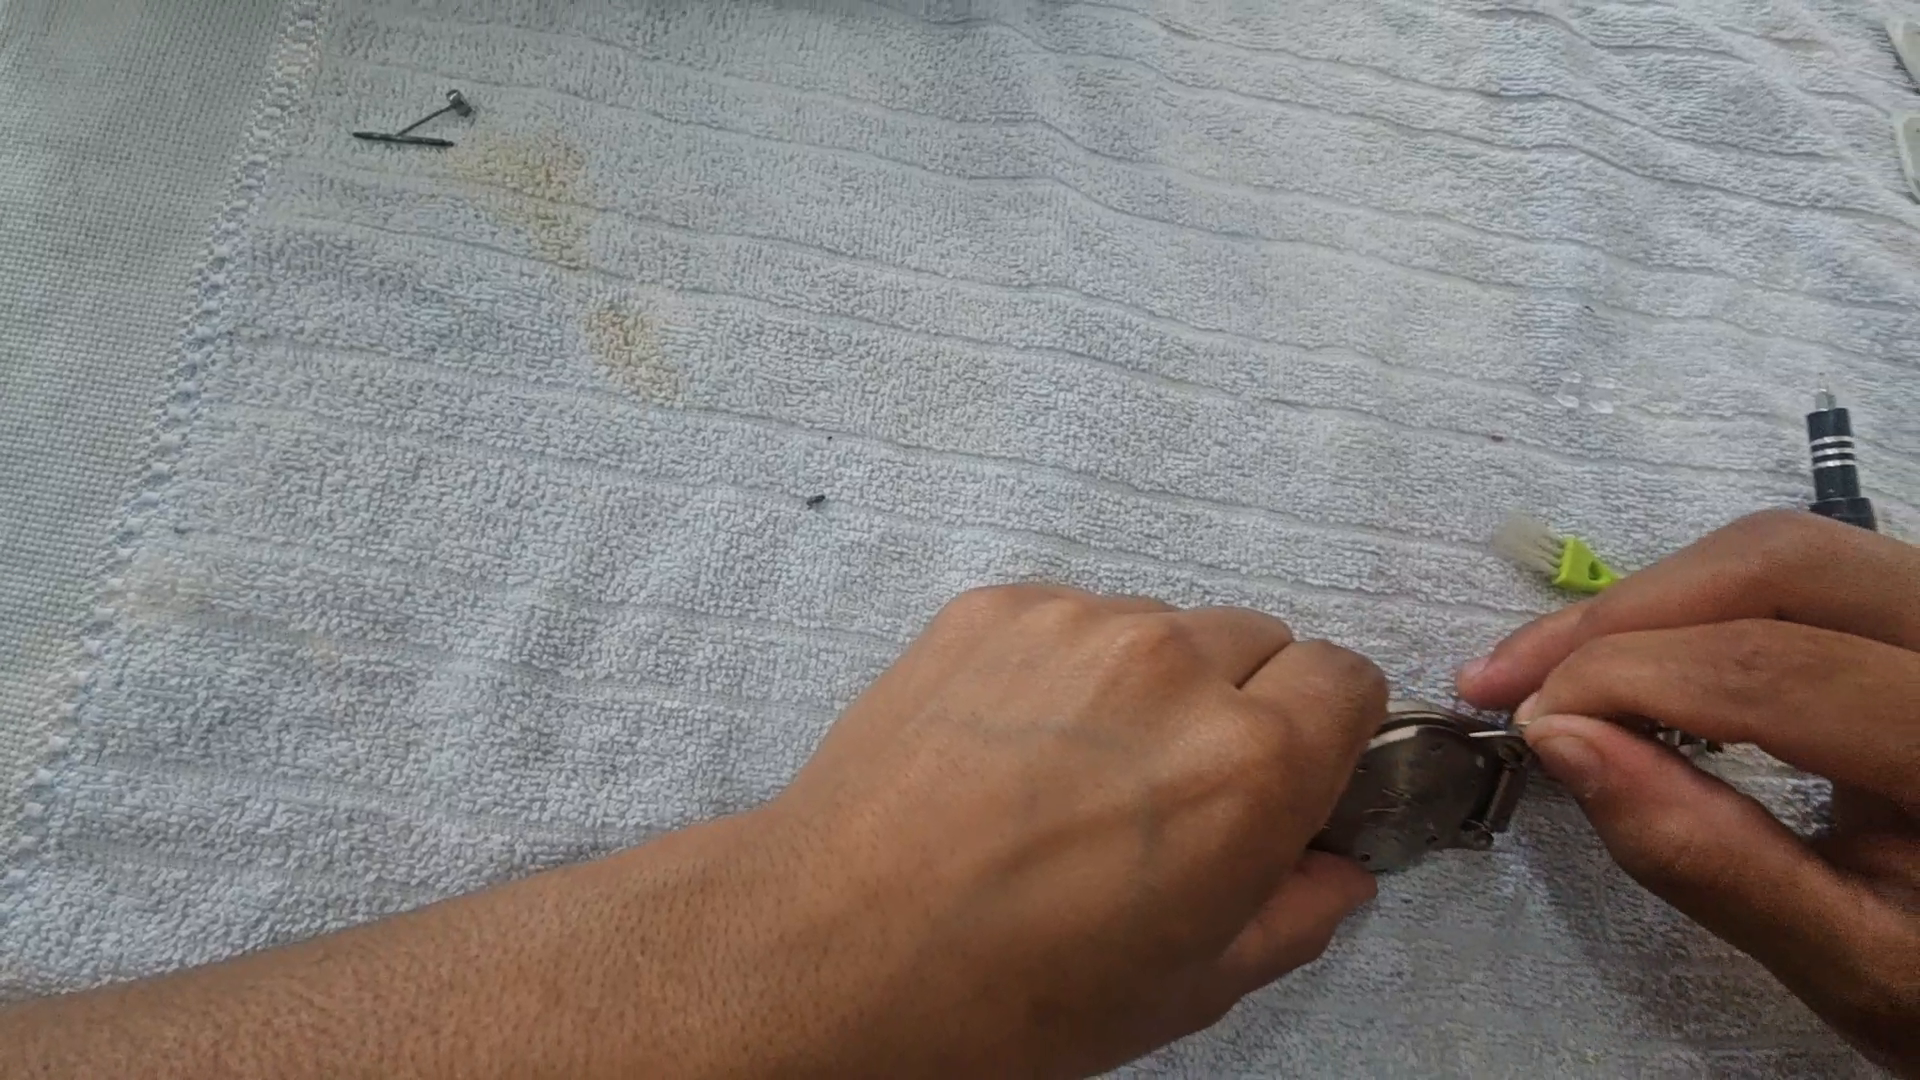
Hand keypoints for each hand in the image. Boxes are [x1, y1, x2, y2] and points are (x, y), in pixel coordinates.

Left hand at [762, 585, 1385, 1076]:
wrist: (835, 936)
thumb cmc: (1014, 988)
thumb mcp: (1186, 986)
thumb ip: (1293, 911)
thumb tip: (1339, 862)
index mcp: (1244, 759)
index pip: (1344, 676)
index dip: (1324, 722)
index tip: (1288, 757)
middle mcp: (1168, 661)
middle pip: (1254, 637)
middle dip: (1235, 696)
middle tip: (1162, 769)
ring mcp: (1071, 619)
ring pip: (1157, 622)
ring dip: (1143, 676)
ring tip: (1069, 753)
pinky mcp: (993, 603)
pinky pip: (1069, 614)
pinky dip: (1063, 659)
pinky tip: (1007, 727)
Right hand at [1456, 510, 1919, 1073]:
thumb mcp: (1860, 966)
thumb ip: (1711, 860)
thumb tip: (1555, 741)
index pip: (1771, 669)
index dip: (1619, 682)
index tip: (1526, 726)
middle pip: (1772, 567)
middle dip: (1611, 619)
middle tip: (1505, 678)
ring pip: (1771, 553)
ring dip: (1629, 606)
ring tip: (1536, 665)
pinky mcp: (1911, 618)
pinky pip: (1779, 578)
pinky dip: (1669, 608)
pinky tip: (1609, 657)